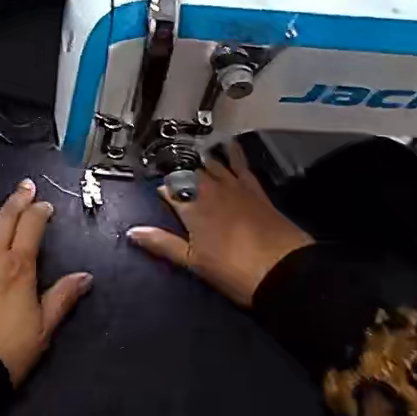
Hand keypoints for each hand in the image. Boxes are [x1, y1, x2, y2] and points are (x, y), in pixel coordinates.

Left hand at [0, 178, 92, 384]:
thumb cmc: (4, 350)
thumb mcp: (42, 330)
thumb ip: (62, 298)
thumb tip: (85, 276)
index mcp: (20, 266)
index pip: (32, 228)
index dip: (40, 212)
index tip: (45, 205)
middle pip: (6, 218)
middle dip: (18, 199)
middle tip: (25, 184)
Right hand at [128, 146, 313, 306]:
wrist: (284, 271)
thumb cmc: (233, 270)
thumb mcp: (192, 261)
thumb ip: (161, 243)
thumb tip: (132, 232)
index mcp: (192, 208)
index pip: (170, 190)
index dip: (163, 190)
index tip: (158, 193)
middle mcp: (211, 191)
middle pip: (190, 173)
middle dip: (179, 172)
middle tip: (172, 172)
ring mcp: (235, 188)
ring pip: (213, 165)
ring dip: (200, 160)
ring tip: (191, 152)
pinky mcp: (255, 190)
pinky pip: (241, 165)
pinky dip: (234, 153)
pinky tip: (230, 144)